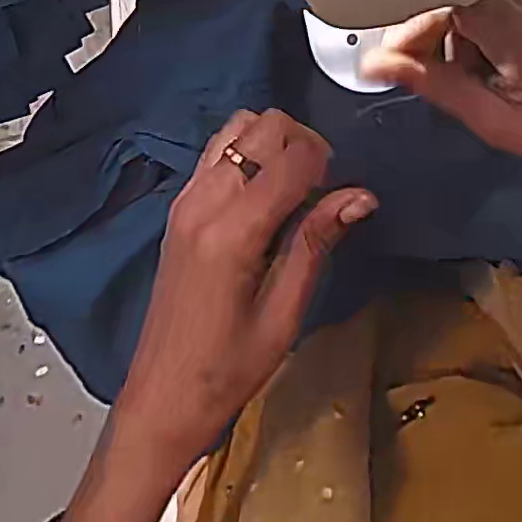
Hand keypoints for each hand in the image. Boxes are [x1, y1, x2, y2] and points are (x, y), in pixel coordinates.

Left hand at [114, 108, 376, 462]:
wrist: (160, 396)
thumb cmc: (227, 369)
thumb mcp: (284, 314)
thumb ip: (317, 242)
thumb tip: (361, 196)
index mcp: (232, 232)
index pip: (292, 159)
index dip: (327, 164)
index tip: (339, 193)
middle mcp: (204, 200)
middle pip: (264, 125)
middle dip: (303, 143)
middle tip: (320, 187)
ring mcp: (186, 197)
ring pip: (238, 125)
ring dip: (274, 141)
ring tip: (292, 184)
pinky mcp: (178, 203)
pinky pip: (218, 148)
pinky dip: (248, 150)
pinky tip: (261, 190)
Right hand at [360, 0, 521, 217]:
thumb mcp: (493, 123)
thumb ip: (435, 85)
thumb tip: (376, 65)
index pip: (456, 1)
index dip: (417, 21)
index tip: (398, 52)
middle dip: (433, 25)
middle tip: (420, 64)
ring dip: (456, 24)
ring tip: (465, 70)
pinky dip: (478, 21)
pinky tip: (485, 55)